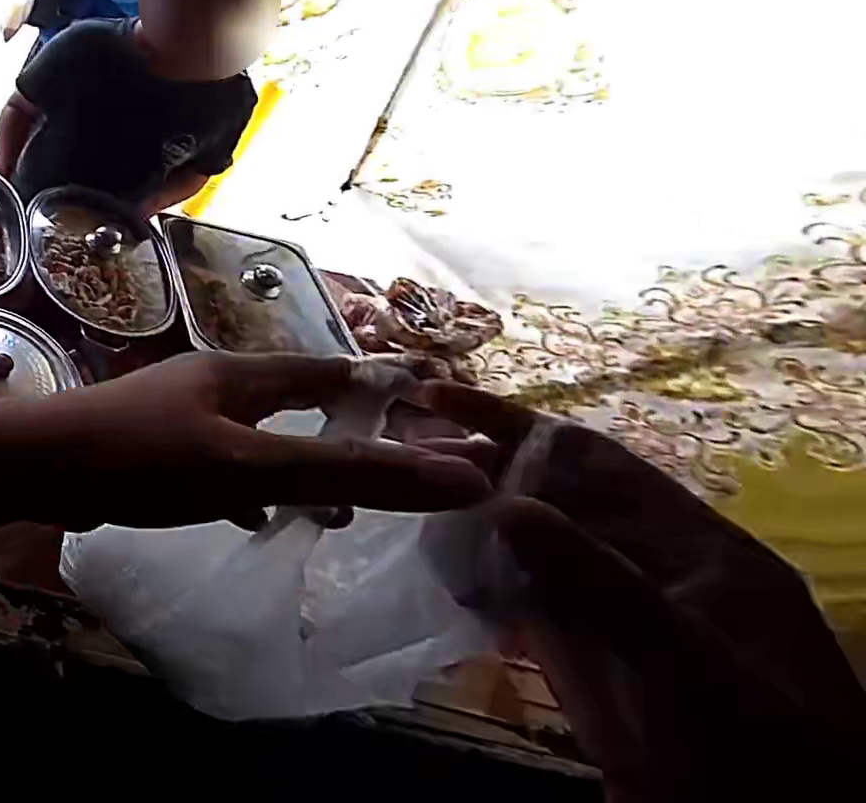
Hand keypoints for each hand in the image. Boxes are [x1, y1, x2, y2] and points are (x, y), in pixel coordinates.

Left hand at [38, 352, 490, 531]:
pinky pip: (218, 462)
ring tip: (336, 509)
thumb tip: (461, 473)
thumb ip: (344, 469)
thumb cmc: (144, 456)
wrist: (42, 465)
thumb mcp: (248, 465)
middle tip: (393, 479)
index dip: (384, 393)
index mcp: (237, 375)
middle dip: (344, 436)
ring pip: (255, 436)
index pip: (329, 373)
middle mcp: (210, 384)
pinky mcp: (154, 445)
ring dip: (295, 465)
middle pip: (294, 403)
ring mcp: (178, 413)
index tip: (439, 420)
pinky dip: (246, 485)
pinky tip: (253, 515)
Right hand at [418, 382, 865, 800]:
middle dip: (468, 460)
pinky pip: (500, 574)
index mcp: (688, 544)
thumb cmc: (760, 759)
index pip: (587, 458)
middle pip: (539, 485)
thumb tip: (504, 505)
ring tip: (394, 490)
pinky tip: (428, 553)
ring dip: (456, 506)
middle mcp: (634, 552)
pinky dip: (461, 559)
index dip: (510, 420)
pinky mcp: (562, 627)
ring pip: (510, 526)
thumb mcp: (695, 670)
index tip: (432, 394)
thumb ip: (605, 585)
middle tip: (392, 445)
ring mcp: (594, 590)